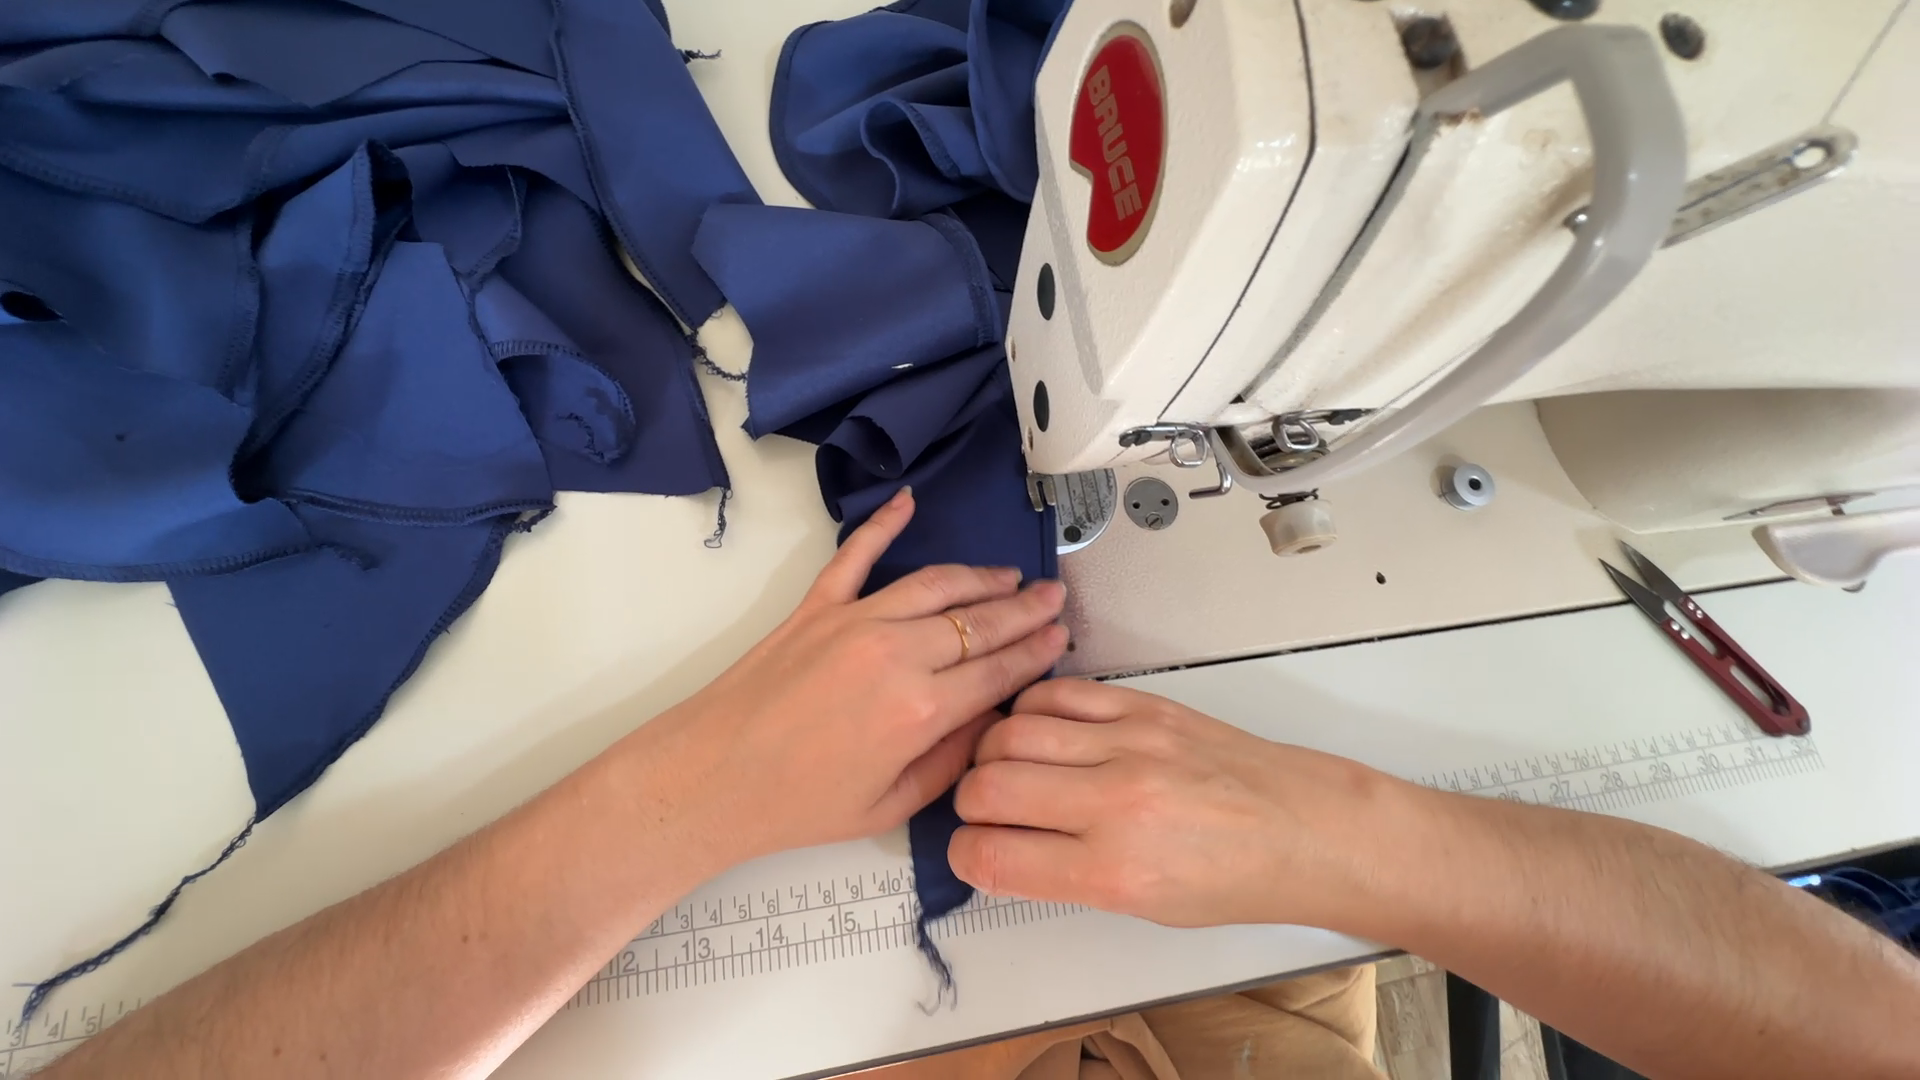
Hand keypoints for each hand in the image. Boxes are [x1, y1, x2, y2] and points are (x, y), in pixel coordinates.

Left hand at [633, 488, 1068, 865]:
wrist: (710, 779)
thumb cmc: (799, 805)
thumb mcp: (892, 805)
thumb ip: (951, 757)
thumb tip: (988, 715)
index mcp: (922, 709)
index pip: (999, 670)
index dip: (1037, 651)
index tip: (1061, 634)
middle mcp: (898, 652)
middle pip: (980, 621)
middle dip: (1025, 607)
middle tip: (1053, 594)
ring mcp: (856, 620)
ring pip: (935, 584)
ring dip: (979, 576)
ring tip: (1009, 574)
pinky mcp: (818, 605)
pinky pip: (857, 554)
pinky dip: (883, 523)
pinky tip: (908, 501)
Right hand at [948, 680, 1407, 929]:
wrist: (1298, 826)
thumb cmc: (1227, 879)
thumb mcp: (1141, 905)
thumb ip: (1062, 875)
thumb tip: (999, 847)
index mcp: (1113, 870)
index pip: (993, 856)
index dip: (964, 854)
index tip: (972, 850)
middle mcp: (1113, 801)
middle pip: (988, 785)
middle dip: (968, 801)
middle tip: (984, 808)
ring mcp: (1127, 742)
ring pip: (1011, 731)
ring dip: (991, 752)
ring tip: (1007, 765)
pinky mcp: (1140, 704)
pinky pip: (1055, 693)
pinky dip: (1028, 710)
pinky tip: (1037, 729)